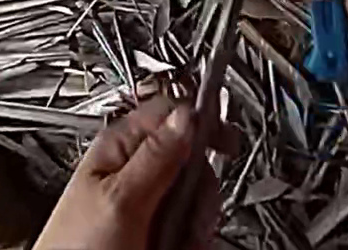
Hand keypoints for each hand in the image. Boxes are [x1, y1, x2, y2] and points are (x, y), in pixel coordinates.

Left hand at [34, 97, 218, 249]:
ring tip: (179, 241)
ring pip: (193, 196)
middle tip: (194, 214)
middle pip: (190, 157)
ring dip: (196, 219)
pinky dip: (190, 239)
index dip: (202, 120)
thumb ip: (157, 154)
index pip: (169, 111)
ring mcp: (145, 203)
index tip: (227, 137)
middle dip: (201, 186)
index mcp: (120, 145)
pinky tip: (176, 248)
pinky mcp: (153, 234)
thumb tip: (187, 112)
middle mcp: (134, 168)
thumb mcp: (120, 199)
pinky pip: (187, 228)